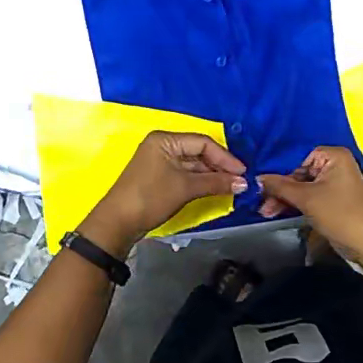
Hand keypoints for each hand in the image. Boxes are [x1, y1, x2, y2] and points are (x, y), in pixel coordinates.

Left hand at [77, 132, 247, 256]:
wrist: (118, 222)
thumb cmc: (151, 197)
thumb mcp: (185, 188)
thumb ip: (215, 182)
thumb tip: (243, 182)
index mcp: (165, 139)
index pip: (202, 142)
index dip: (225, 157)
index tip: (243, 172)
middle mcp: (162, 145)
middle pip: (198, 152)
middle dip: (219, 166)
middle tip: (240, 181)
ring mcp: (159, 161)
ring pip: (193, 164)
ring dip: (211, 175)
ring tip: (232, 187)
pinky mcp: (159, 177)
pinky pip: (185, 174)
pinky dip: (200, 181)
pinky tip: (215, 189)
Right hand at [257, 146, 362, 250]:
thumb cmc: (340, 214)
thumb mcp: (306, 198)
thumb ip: (280, 186)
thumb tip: (257, 178)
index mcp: (333, 156)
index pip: (297, 157)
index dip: (278, 170)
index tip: (258, 181)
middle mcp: (334, 165)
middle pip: (298, 173)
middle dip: (279, 188)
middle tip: (259, 201)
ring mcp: (333, 184)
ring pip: (301, 186)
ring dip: (283, 198)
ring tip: (264, 210)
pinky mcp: (331, 200)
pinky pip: (307, 197)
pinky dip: (294, 204)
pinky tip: (275, 210)